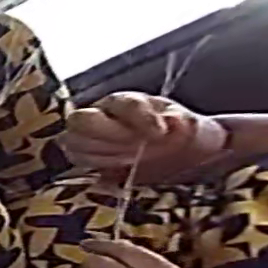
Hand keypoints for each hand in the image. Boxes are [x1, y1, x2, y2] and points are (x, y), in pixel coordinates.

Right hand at [62, 92, 227, 183]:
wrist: (179, 156)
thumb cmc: (185, 137)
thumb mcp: (193, 126)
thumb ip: (188, 123)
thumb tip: (175, 123)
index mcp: (126, 101)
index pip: (122, 103)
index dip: (139, 118)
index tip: (162, 133)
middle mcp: (98, 114)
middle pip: (81, 119)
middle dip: (108, 135)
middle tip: (136, 147)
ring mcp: (84, 135)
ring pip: (74, 141)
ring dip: (103, 152)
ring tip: (132, 158)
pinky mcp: (80, 154)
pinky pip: (76, 158)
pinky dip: (96, 164)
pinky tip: (119, 166)